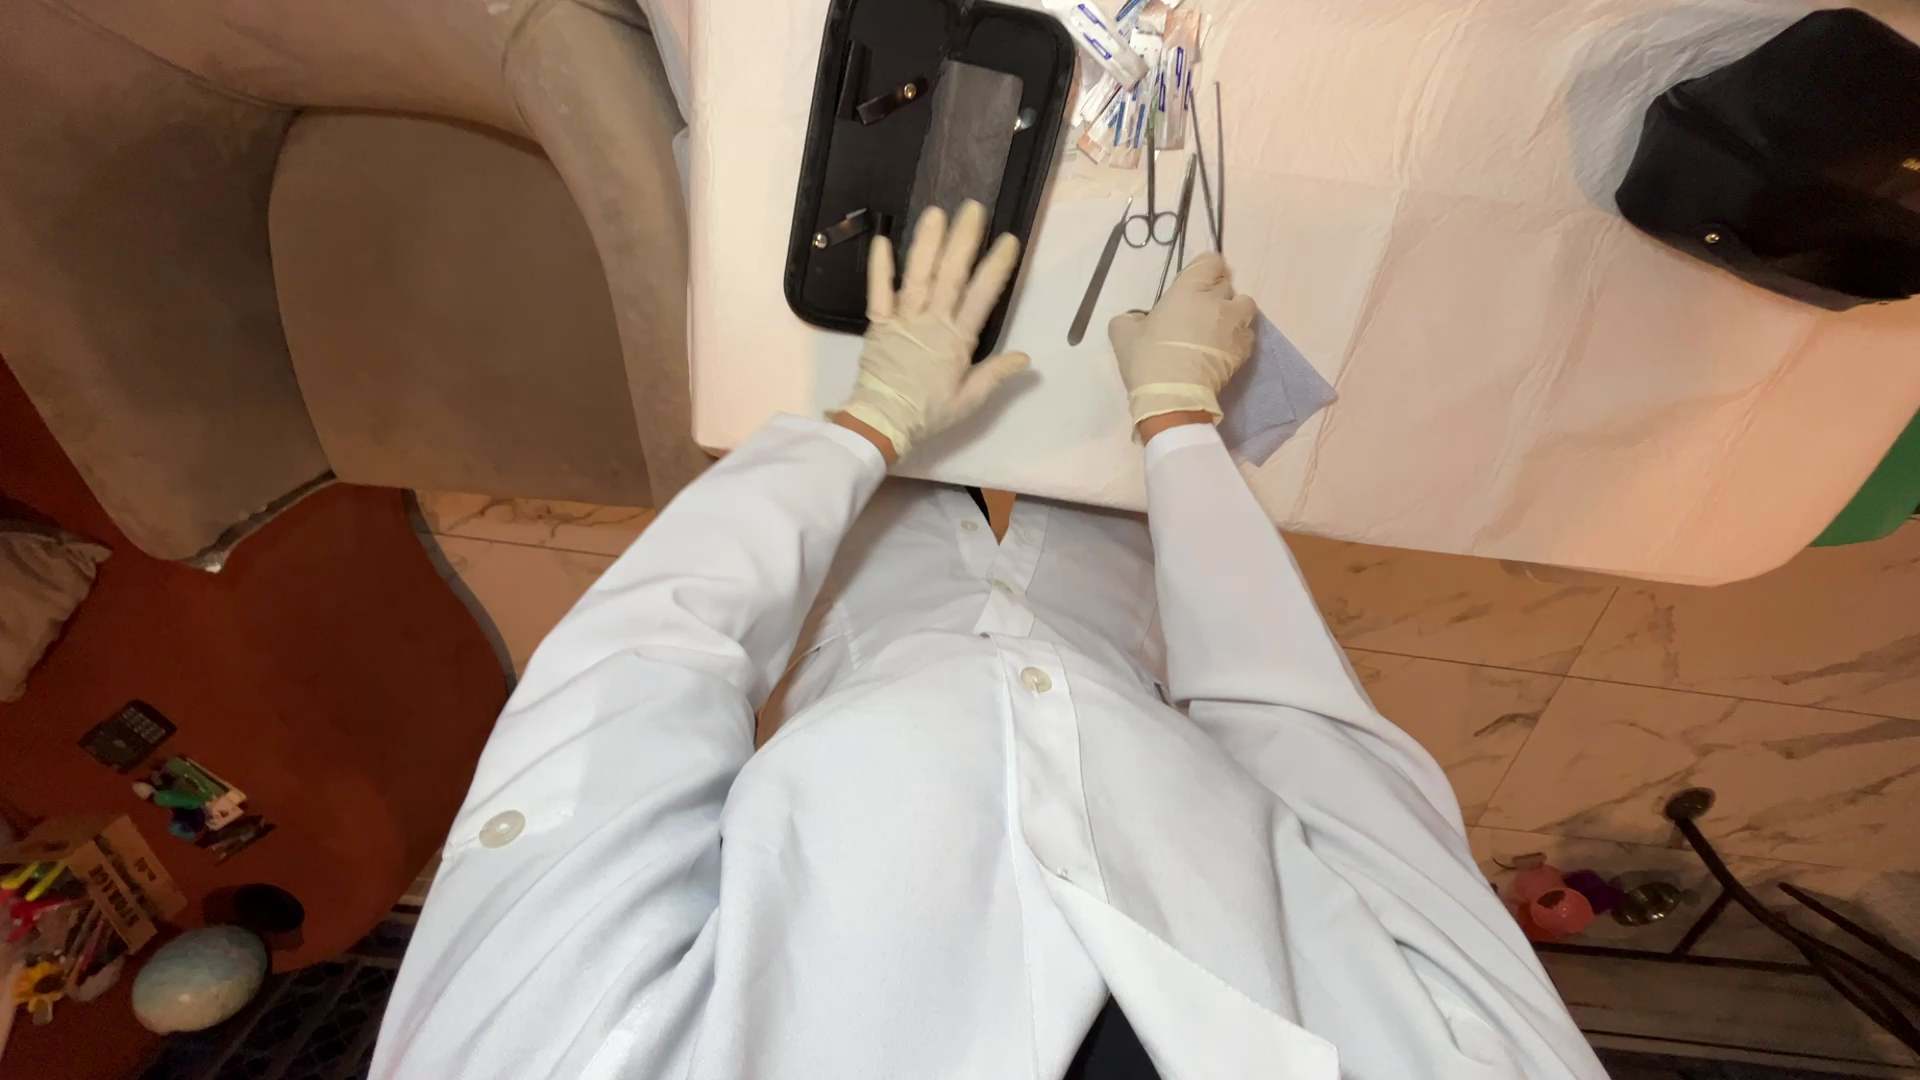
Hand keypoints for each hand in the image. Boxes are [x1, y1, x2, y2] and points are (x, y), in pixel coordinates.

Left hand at [830, 201, 1029, 459]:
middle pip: (951, 274)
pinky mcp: (878, 324)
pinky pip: (878, 292)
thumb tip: (1025, 357)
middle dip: (963, 239)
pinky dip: (879, 267)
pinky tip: (882, 240)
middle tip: (972, 208)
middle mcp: (932, 322)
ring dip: (927, 242)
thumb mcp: (970, 400)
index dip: (997, 267)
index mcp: (958, 340)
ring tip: (936, 212)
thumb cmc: (929, 413)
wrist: (884, 422)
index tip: (1008, 240)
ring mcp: (903, 320)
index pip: (982, 296)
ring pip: (918, 275)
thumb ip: (996, 374)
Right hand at [1107, 253, 1256, 426]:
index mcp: (1188, 290)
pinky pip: (1247, 334)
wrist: (1173, 396)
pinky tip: (1223, 350)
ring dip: (1233, 312)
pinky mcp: (1244, 349)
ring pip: (1245, 305)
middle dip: (1215, 294)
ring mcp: (1234, 325)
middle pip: (1226, 284)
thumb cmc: (1147, 360)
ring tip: (1219, 328)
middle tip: (1199, 312)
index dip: (1203, 270)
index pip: (1210, 261)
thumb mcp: (1122, 335)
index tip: (1193, 284)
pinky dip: (1238, 338)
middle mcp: (1216, 300)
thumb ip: (1129, 319)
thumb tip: (1136, 319)